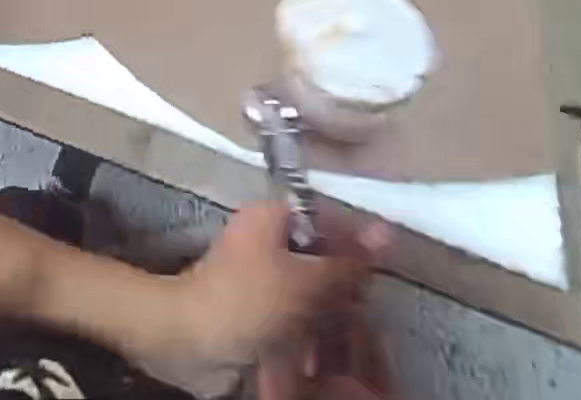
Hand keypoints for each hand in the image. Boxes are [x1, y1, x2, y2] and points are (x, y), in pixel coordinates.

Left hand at [176, 206, 391, 390]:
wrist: (194, 335)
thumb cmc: (249, 298)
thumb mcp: (305, 280)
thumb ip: (346, 260)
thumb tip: (386, 228)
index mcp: (270, 217)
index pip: (324, 217)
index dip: (353, 244)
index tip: (373, 278)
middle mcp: (265, 237)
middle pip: (321, 257)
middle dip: (341, 295)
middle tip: (353, 321)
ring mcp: (260, 271)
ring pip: (311, 291)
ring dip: (325, 324)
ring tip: (330, 351)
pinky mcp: (257, 302)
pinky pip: (294, 313)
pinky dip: (305, 336)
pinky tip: (308, 363)